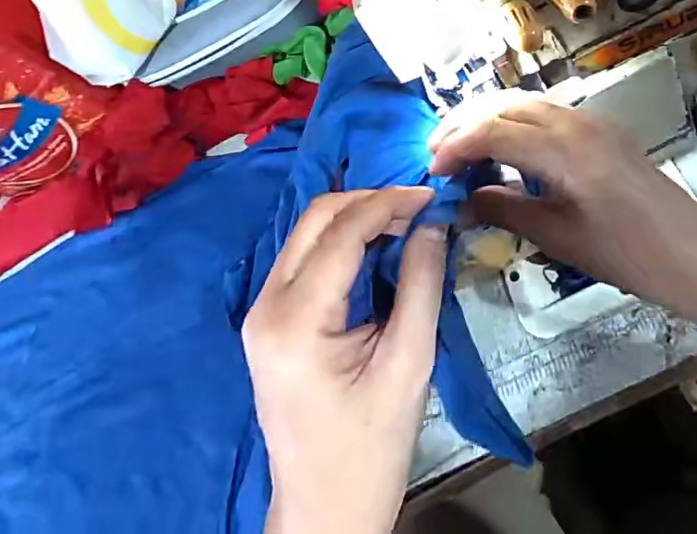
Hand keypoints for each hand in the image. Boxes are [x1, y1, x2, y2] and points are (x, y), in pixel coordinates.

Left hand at [243, 187, 446, 533]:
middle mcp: (266, 306)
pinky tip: (381, 246)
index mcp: (295, 321)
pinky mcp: (271, 318)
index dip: (391, 202)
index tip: (432, 194)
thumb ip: (422, 283)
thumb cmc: (372, 445)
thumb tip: (433, 222)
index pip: (343, 231)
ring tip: (408, 223)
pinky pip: (308, 255)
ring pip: (310, 230)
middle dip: (371, 201)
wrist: (325, 509)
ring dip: (359, 217)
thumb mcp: (410, 361)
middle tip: (420, 208)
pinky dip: (347, 239)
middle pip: (317, 218)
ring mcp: (262, 311)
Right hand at [427, 92, 696, 327]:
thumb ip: (507, 210)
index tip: (431, 170)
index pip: (494, 130)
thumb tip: (463, 200)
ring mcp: (593, 121)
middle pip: (507, 104)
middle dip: (466, 121)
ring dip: (491, 118)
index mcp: (565, 149)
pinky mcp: (602, 131)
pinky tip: (506, 150)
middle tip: (436, 151)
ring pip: (528, 104)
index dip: (456, 145)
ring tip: (463, 148)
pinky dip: (518, 123)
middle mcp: (576, 122)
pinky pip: (549, 114)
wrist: (694, 253)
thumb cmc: (629, 254)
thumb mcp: (560, 237)